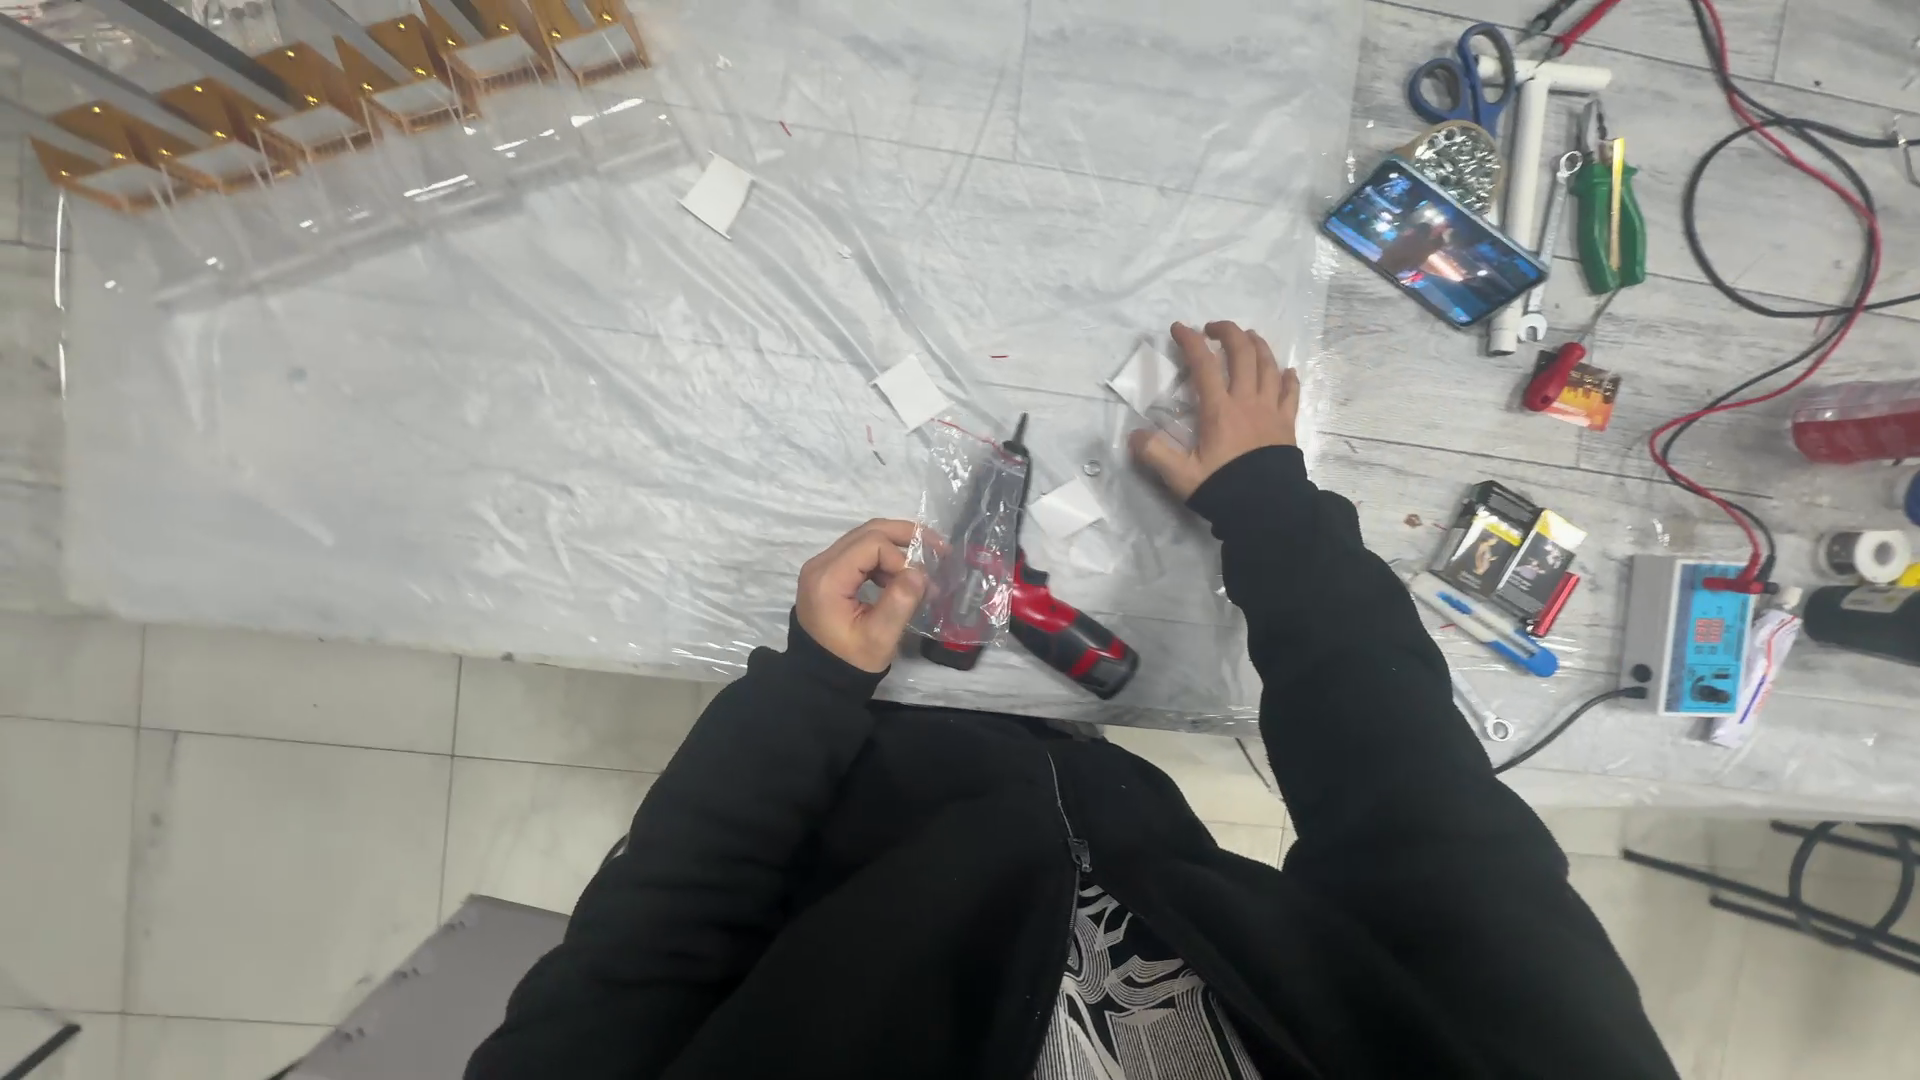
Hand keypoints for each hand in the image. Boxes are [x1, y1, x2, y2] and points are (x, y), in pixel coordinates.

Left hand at [795, 519, 927, 672]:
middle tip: (938, 547)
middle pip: (868, 532)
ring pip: (864, 538)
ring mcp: (822, 567)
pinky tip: (898, 578)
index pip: (872, 544)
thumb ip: (899, 602)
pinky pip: (859, 553)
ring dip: (896, 547)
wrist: (820, 677)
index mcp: (828, 578)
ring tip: (921, 566)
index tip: (918, 584)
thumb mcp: (879, 638)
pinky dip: (883, 558)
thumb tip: (919, 573)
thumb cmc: (850, 660)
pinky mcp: (828, 574)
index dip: (901, 558)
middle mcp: (821, 564)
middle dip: (905, 536)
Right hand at [1129, 321, 1299, 499]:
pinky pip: (1290, 392)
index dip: (1190, 341)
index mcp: (1219, 410)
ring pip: (1268, 365)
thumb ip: (1154, 453)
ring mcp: (1271, 410)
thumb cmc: (1222, 488)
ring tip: (1248, 337)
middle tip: (1213, 329)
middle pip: (1242, 353)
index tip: (1179, 328)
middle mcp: (1247, 401)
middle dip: (1227, 333)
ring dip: (1257, 345)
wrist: (1268, 509)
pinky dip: (1287, 377)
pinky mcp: (1286, 424)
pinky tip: (1285, 371)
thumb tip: (1133, 435)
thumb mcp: (1180, 475)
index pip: (1203, 364)